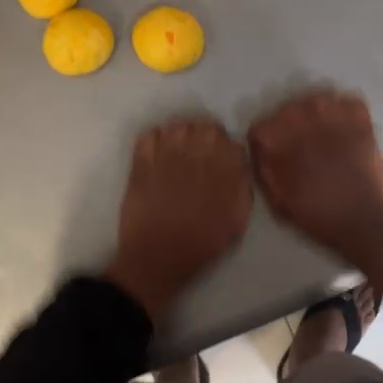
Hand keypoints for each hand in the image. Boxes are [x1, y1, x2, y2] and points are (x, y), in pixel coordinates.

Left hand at [104, 115, 252, 320]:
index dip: (224, 147)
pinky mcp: (141, 162)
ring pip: (176, 126)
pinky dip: (155, 139)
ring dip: (180, 134)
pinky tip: (158, 153)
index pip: (228, 139)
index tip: (220, 157)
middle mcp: (195, 155)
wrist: (158, 257)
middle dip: (203, 136)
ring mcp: (165, 156)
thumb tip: (238, 163)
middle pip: (203, 126)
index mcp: (222, 170)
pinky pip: (149, 135)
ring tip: (179, 150)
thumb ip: (241, 186)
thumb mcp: (236, 219)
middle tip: (199, 152)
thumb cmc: (201, 243)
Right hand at [247, 88, 382, 261]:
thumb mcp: (278, 199)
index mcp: (282, 142)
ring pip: (317, 99)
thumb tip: (260, 148)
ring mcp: (337, 118)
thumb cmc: (317, 215)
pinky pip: (349, 102)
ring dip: (315, 113)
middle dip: (289, 125)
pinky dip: (344, 110)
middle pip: (288, 109)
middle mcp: (306, 122)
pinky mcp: (363, 123)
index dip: (265, 141)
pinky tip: (343, 127)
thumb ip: (265, 168)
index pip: (262, 127)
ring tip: (321, 132)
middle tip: (299, 145)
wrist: (363, 223)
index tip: (274, 153)